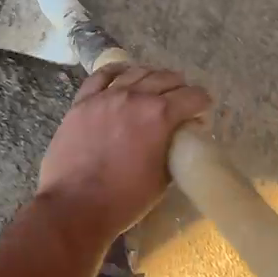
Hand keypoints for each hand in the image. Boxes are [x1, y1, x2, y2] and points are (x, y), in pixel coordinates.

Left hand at [35, 64, 212, 239]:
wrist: (75, 205)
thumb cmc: (124, 199)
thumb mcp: (163, 178)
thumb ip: (173, 150)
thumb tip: (177, 138)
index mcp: (160, 115)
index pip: (192, 97)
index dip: (201, 103)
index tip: (201, 111)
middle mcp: (134, 97)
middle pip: (165, 79)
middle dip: (179, 88)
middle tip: (181, 99)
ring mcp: (104, 97)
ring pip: (134, 73)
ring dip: (150, 77)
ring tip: (155, 85)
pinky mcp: (81, 103)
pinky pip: (100, 77)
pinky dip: (116, 71)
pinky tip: (123, 73)